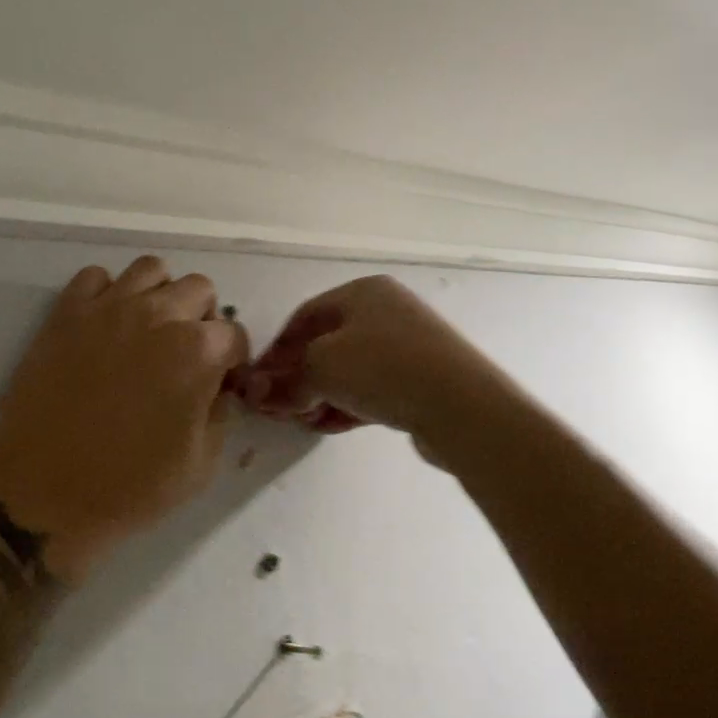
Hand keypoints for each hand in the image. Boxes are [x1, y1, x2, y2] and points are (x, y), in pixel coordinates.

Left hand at [0, 257, 247, 578]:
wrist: (43, 495)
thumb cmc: (129, 488)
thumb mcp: (201, 464)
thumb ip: (219, 412)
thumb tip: (216, 385)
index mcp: (197, 352)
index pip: (234, 333)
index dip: (231, 359)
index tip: (219, 380)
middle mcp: (157, 315)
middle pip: (198, 288)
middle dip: (202, 318)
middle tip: (186, 352)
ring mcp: (107, 308)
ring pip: (150, 269)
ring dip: (159, 294)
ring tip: (148, 329)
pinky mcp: (65, 313)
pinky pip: (94, 276)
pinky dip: (107, 292)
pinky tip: (104, 325)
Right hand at [243, 275, 514, 440]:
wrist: (460, 405)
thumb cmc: (382, 367)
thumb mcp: (321, 368)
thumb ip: (286, 380)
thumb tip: (257, 392)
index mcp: (363, 292)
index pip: (304, 316)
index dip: (276, 349)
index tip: (257, 381)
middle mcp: (387, 311)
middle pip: (327, 343)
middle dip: (298, 376)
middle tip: (278, 406)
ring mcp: (409, 346)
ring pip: (350, 369)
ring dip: (321, 394)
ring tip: (303, 421)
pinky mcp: (423, 380)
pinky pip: (374, 389)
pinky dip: (348, 404)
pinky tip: (330, 426)